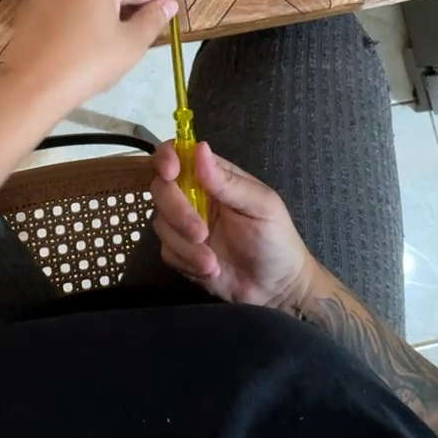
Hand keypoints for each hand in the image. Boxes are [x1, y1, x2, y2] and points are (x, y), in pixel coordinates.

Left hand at [0, 0, 176, 110]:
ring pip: (83, 0)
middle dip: (123, 11)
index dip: (152, 5)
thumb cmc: (90, 63)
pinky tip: (77, 48)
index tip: (161, 24)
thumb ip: (153, 19)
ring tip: (105, 47)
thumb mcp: (131, 44)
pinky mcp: (28, 9)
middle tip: (133, 41)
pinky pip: (62, 10)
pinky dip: (74, 23)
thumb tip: (169, 3)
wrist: (34, 86)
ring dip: (99, 17)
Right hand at [149, 141, 320, 312]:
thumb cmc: (275, 238)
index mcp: (212, 176)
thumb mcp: (260, 206)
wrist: (276, 289)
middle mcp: (192, 195)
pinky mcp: (179, 252)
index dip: (167, 157)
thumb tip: (200, 148)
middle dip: (177, 211)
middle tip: (201, 233)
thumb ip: (228, 181)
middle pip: (161, 188)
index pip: (178, 153)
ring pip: (161, 222)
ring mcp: (183, 224)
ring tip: (213, 262)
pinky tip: (210, 269)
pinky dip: (186, 262)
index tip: (170, 172)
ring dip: (185, 245)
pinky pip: (167, 250)